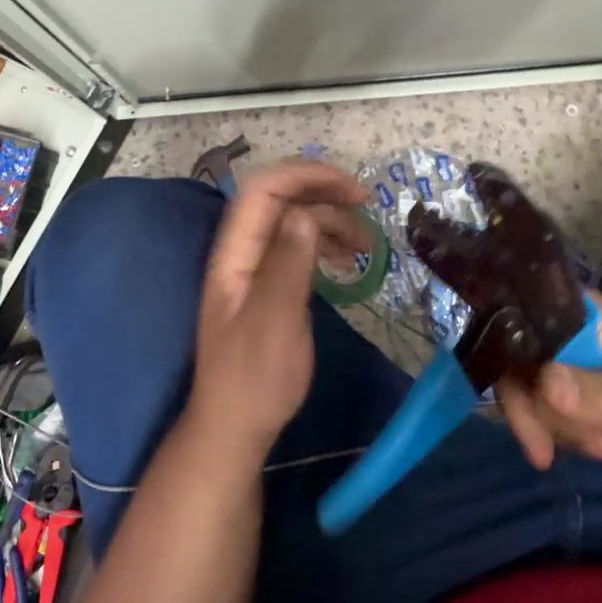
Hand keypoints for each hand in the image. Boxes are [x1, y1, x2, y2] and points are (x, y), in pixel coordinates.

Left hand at [186, 160, 370, 457]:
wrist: (234, 427)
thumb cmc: (254, 379)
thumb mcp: (276, 321)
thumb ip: (288, 264)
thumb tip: (306, 213)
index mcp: (235, 253)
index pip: (264, 190)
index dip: (305, 175)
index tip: (352, 189)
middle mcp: (241, 253)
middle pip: (278, 199)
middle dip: (322, 192)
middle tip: (366, 206)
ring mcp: (252, 270)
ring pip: (290, 223)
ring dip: (329, 221)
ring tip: (367, 242)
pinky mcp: (267, 288)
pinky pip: (295, 249)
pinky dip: (322, 245)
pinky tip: (346, 261)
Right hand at [497, 291, 601, 481]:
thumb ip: (595, 395)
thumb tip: (543, 382)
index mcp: (586, 314)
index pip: (524, 316)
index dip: (507, 349)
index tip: (516, 397)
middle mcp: (571, 329)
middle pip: (519, 360)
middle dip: (537, 409)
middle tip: (549, 449)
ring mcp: (574, 360)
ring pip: (530, 389)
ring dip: (557, 427)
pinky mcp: (579, 389)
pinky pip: (547, 408)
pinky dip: (563, 435)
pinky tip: (598, 450)